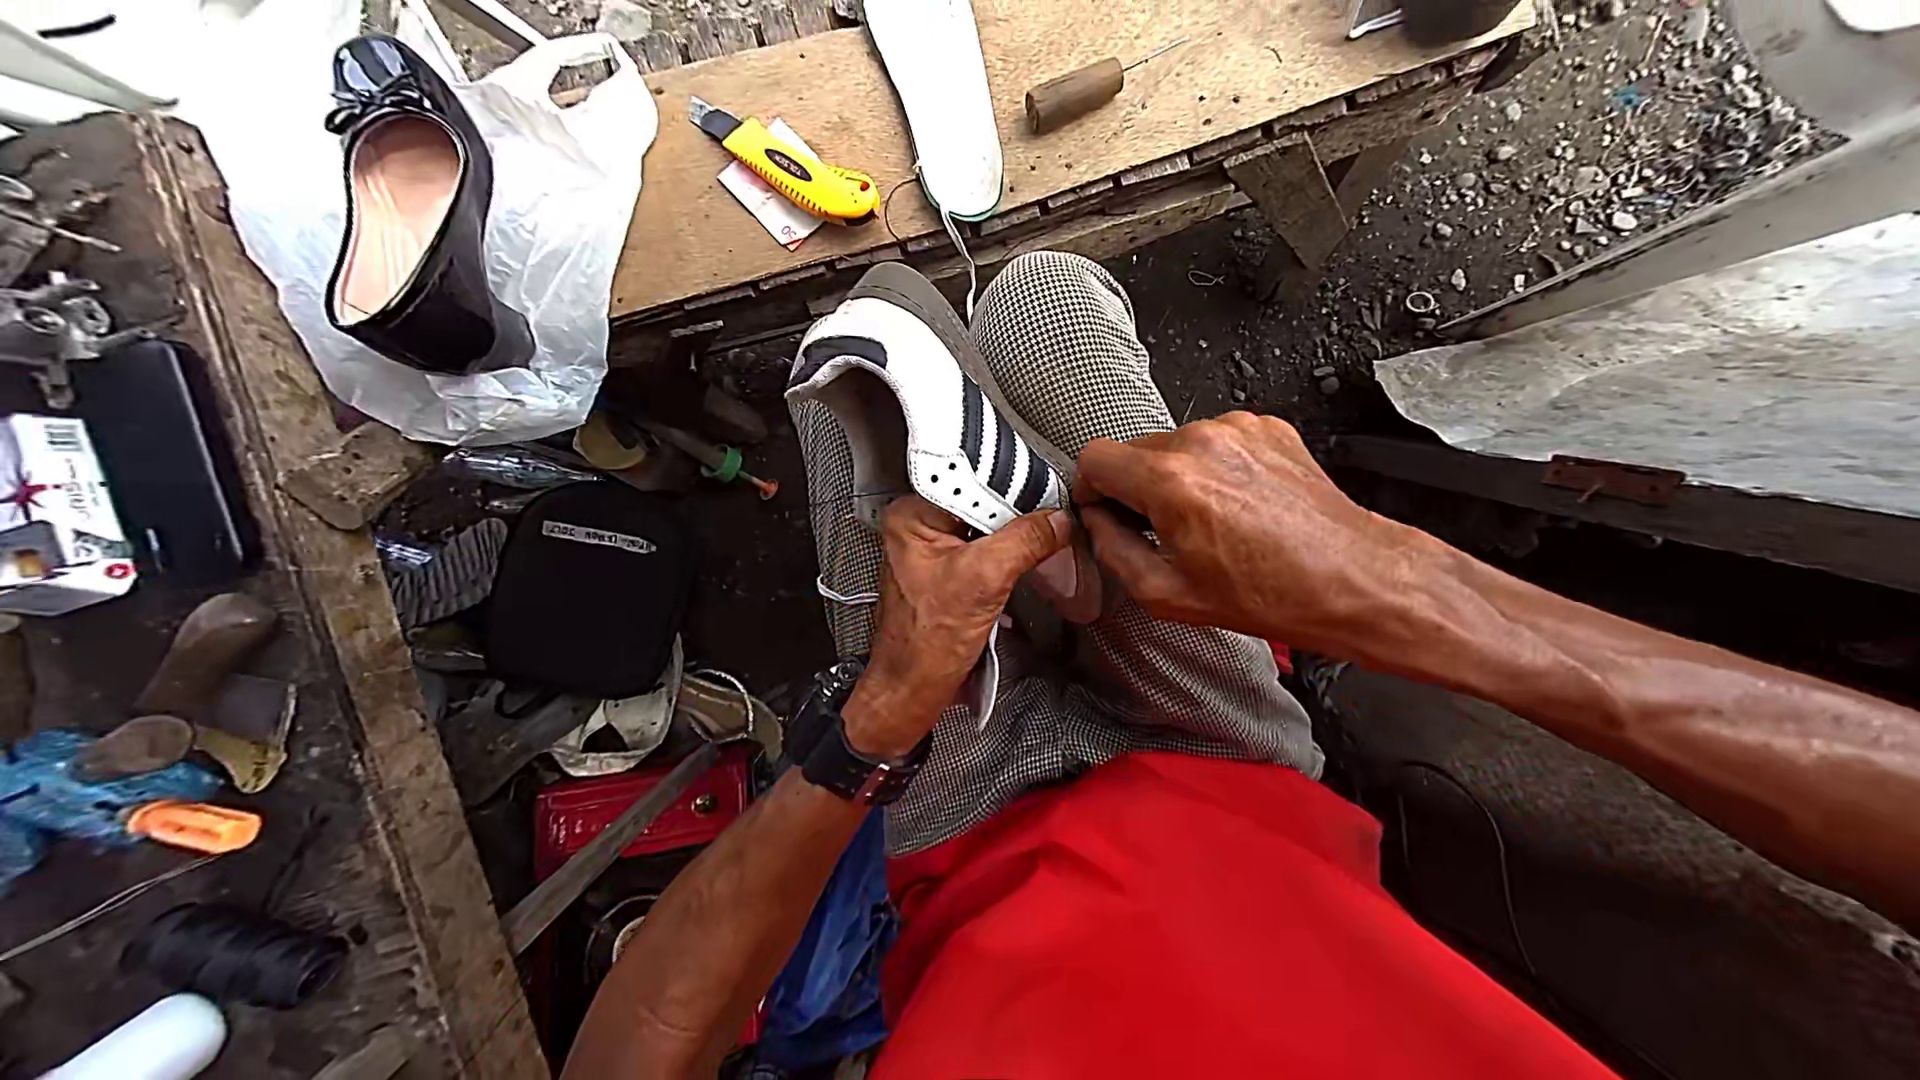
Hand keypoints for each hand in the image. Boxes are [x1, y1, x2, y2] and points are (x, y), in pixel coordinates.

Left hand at [843, 496, 1073, 756]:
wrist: (914, 689)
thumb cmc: (923, 644)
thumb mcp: (982, 581)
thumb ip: (1024, 541)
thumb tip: (1057, 519)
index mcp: (912, 517)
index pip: (970, 480)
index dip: (1012, 487)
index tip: (1045, 495)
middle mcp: (918, 527)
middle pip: (981, 503)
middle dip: (1018, 514)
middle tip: (1050, 519)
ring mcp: (934, 550)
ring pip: (986, 528)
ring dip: (1017, 538)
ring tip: (1042, 540)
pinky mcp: (949, 572)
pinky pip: (986, 550)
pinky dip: (1009, 556)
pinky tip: (1026, 562)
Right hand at [1074, 412, 1431, 654]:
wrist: (1351, 577)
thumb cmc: (1275, 592)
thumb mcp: (1166, 594)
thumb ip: (1112, 550)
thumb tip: (1098, 524)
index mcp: (1173, 482)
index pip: (1095, 457)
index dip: (1090, 487)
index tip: (1102, 507)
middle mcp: (1204, 443)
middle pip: (1132, 450)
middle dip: (1133, 487)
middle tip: (1158, 527)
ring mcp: (1238, 429)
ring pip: (1171, 444)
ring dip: (1173, 477)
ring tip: (1205, 520)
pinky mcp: (1265, 428)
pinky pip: (1211, 441)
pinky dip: (1209, 468)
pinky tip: (1232, 504)